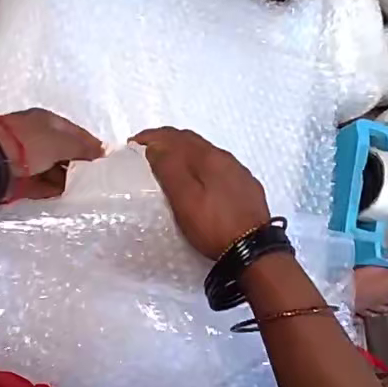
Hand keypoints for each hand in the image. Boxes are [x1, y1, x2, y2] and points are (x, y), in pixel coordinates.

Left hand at [0, 109, 104, 199]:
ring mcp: (25, 159)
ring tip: (85, 191)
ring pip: (52, 169)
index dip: (91, 144)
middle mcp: (36, 138)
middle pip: (63, 152)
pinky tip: (66, 197)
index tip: (106, 160)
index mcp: (47, 121)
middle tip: (97, 179)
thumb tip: (102, 151)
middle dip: (79, 164)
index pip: (75, 132)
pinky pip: (41, 184)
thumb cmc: (28, 144)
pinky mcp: (18, 179)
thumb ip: (82, 148)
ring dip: (66, 179)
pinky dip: (52, 190)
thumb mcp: (60, 142)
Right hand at [130, 127, 272, 257]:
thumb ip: (170, 171)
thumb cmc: (214, 226)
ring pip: (206, 153)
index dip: (153, 136)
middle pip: (192, 140)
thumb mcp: (185, 200)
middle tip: (147, 149)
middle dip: (167, 140)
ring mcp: (239, 172)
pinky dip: (200, 165)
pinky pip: (218, 166)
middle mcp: (226, 158)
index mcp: (208, 157)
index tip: (134, 143)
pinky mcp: (247, 187)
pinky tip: (198, 178)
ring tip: (168, 162)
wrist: (254, 250)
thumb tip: (155, 147)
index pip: (176, 136)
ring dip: (184, 152)